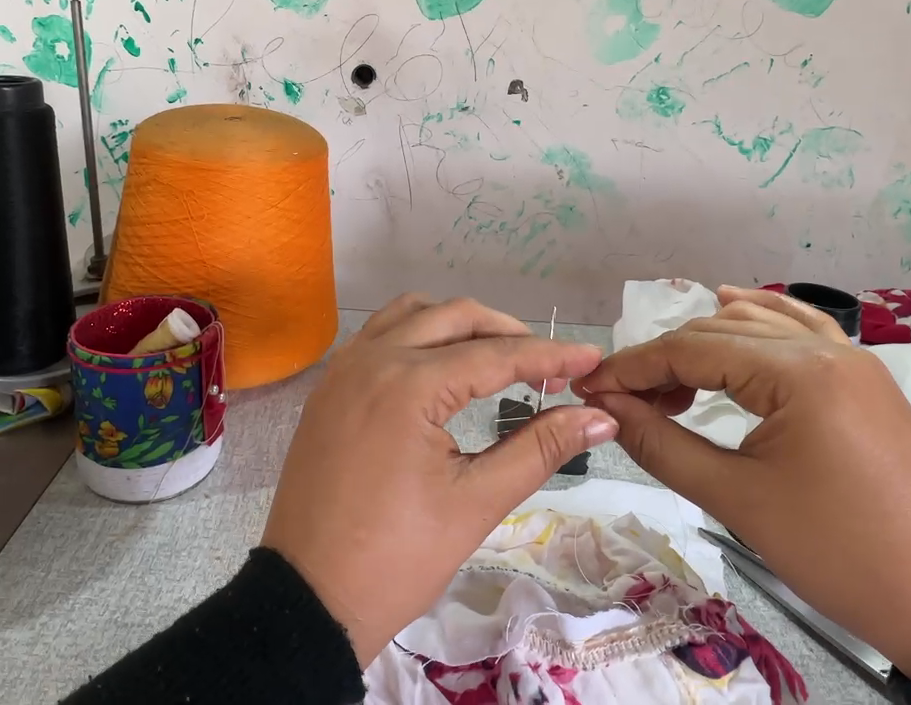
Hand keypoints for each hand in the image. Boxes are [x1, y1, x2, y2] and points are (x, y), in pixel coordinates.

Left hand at [263, 295, 618, 666]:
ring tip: (497, 357)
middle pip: (452, 317)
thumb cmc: (397, 557)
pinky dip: (418, 335)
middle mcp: (372, 358)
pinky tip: (440, 367)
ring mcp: (343, 369)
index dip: (549, 355)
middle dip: (506, 333)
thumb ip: (539, 449)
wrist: (309, 595)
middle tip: (548, 366)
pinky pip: (379, 335)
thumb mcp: (476, 502)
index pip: (494, 355)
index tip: (592, 359)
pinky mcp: (329, 387)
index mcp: (408, 384)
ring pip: (411, 315)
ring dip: (458, 325)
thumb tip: (600, 418)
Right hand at [576, 286, 910, 678]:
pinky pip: (802, 330)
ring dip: (703, 346)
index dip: (633, 366)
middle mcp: (825, 349)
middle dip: (662, 360)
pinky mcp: (864, 381)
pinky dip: (760, 318)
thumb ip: (661, 443)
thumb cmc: (841, 556)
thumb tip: (606, 408)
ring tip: (665, 387)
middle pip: (719, 332)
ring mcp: (851, 361)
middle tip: (622, 401)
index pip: (691, 349)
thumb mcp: (737, 500)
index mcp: (797, 373)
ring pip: (757, 326)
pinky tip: (732, 305)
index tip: (590, 388)